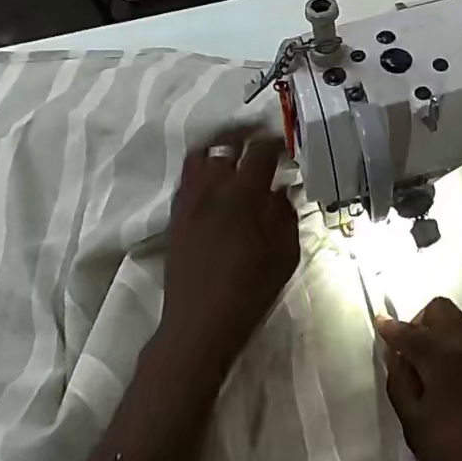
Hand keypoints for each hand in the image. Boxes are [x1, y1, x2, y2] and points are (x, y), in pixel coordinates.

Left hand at [158, 132, 297, 374]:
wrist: (198, 324)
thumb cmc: (249, 293)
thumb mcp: (284, 255)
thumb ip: (286, 215)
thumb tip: (282, 189)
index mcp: (242, 196)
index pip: (260, 152)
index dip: (274, 144)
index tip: (285, 146)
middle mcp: (211, 188)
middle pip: (225, 144)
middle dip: (244, 137)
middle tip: (259, 142)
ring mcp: (189, 199)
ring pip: (200, 155)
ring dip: (219, 148)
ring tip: (234, 155)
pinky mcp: (175, 213)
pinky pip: (187, 176)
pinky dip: (202, 168)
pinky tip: (214, 181)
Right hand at [376, 299, 461, 460]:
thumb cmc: (451, 457)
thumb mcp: (411, 420)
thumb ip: (398, 378)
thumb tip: (396, 355)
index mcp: (443, 355)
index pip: (409, 330)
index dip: (390, 328)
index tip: (380, 326)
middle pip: (440, 310)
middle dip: (420, 323)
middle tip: (409, 352)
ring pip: (459, 326)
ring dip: (441, 336)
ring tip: (432, 370)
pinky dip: (459, 351)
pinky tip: (454, 381)